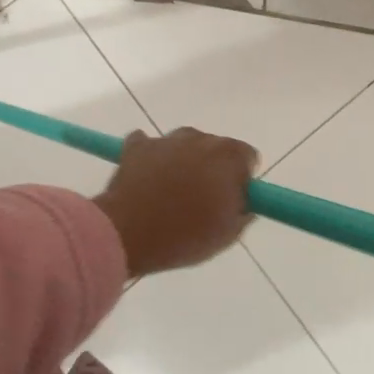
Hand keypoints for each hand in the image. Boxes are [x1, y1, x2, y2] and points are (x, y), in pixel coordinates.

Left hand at [93, 127, 258, 278]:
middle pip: (214, 147)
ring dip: (182, 161)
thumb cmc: (184, 235)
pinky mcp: (135, 145)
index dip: (240, 178)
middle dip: (211, 167)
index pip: (246, 157)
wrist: (127, 232)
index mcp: (227, 156)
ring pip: (182, 145)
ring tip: (169, 192)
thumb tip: (240, 200)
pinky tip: (147, 179)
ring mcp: (164, 139)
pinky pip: (149, 146)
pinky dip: (151, 158)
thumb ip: (242, 210)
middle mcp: (198, 138)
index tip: (229, 199)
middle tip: (199, 199)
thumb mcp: (228, 233)